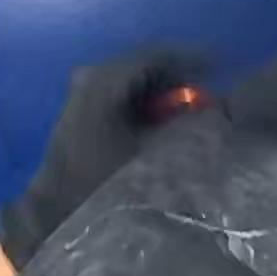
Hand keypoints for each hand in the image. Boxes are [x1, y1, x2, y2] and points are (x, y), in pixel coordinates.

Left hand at [0, 52, 201, 268]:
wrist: (55, 219)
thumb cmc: (108, 184)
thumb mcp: (158, 156)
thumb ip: (188, 126)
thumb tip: (213, 106)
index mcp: (103, 79)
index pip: (154, 56)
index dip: (190, 60)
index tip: (220, 68)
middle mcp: (89, 78)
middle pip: (142, 69)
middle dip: (178, 81)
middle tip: (211, 100)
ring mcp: (81, 95)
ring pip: (132, 86)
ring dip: (162, 98)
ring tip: (196, 115)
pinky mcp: (80, 116)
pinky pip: (122, 100)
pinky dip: (146, 109)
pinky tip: (167, 128)